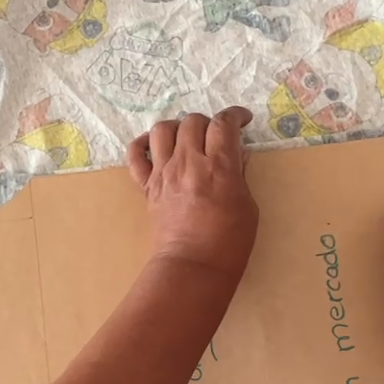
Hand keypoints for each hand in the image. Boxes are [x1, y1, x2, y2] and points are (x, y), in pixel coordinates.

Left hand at [126, 108, 258, 280]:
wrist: (193, 267)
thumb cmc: (229, 242)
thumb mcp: (248, 206)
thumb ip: (240, 175)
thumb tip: (237, 154)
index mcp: (218, 166)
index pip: (223, 124)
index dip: (235, 115)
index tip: (242, 120)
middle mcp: (188, 162)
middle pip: (193, 121)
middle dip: (208, 123)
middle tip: (216, 137)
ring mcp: (163, 173)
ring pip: (162, 129)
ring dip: (177, 127)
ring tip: (187, 138)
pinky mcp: (147, 186)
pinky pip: (135, 155)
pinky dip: (142, 144)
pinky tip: (153, 147)